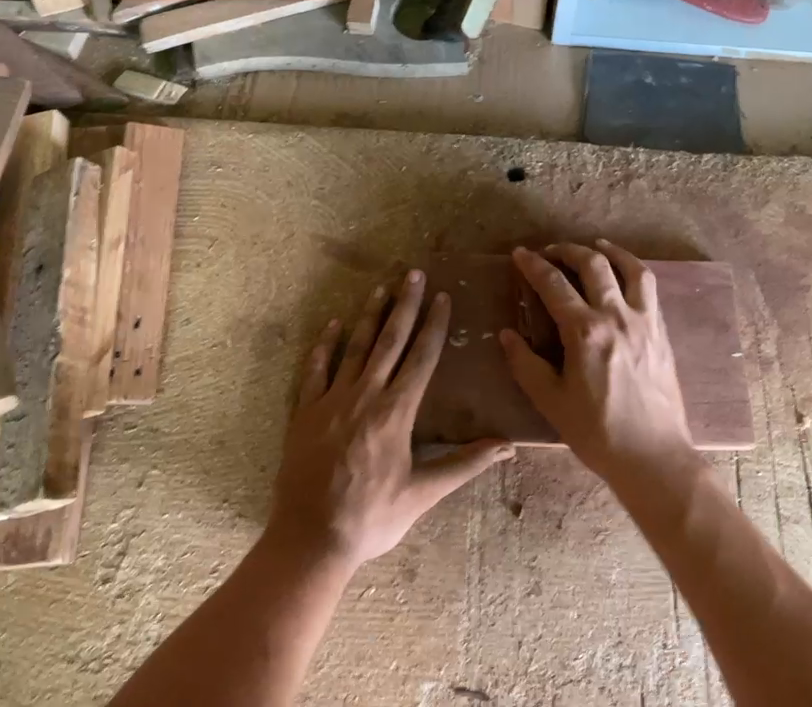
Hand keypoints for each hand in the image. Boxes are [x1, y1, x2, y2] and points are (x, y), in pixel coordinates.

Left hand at [267, 270, 513, 571]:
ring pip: (354, 348)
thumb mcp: (423, 493)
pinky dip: (324, 346)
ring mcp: (330, 402)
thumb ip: (464, 464)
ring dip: (369, 316)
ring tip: (381, 287)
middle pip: (388, 341)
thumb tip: (507, 446)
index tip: (443, 297)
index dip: (434, 326)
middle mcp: (363, 397)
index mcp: (395, 414)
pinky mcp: (304, 413)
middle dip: (404, 305)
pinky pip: (315, 370)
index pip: (420, 358)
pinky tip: (333, 326)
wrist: (310, 539)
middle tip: (413, 273)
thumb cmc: (372, 518)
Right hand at [500, 241, 699, 484]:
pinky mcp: (662, 333)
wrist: (653, 456)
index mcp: (585, 331)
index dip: (533, 265)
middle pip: (593, 264)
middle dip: (568, 250)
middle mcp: (617, 316)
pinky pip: (650, 289)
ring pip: (631, 268)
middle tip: (550, 252)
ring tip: (595, 246)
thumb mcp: (550, 401)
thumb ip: (525, 363)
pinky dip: (634, 272)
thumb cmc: (597, 432)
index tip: (519, 255)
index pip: (554, 284)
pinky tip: (625, 277)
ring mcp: (645, 322)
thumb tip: (507, 334)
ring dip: (610, 251)